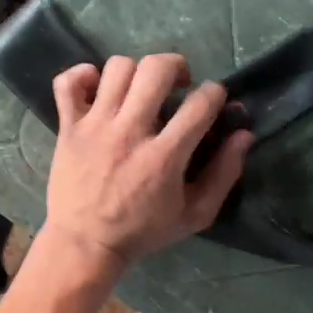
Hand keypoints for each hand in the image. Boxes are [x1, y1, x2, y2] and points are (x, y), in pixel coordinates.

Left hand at [44, 53, 252, 270]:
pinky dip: (83, 75)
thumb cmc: (143, 231)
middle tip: (178, 85)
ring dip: (136, 72)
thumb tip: (244, 135)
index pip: (200, 102)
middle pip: (155, 69)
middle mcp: (129, 133)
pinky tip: (98, 88)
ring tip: (140, 90)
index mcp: (164, 156)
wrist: (84, 245)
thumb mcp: (195, 214)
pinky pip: (68, 82)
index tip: (212, 102)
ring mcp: (94, 126)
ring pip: (117, 68)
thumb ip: (224, 174)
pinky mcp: (68, 127)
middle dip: (176, 67)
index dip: (215, 93)